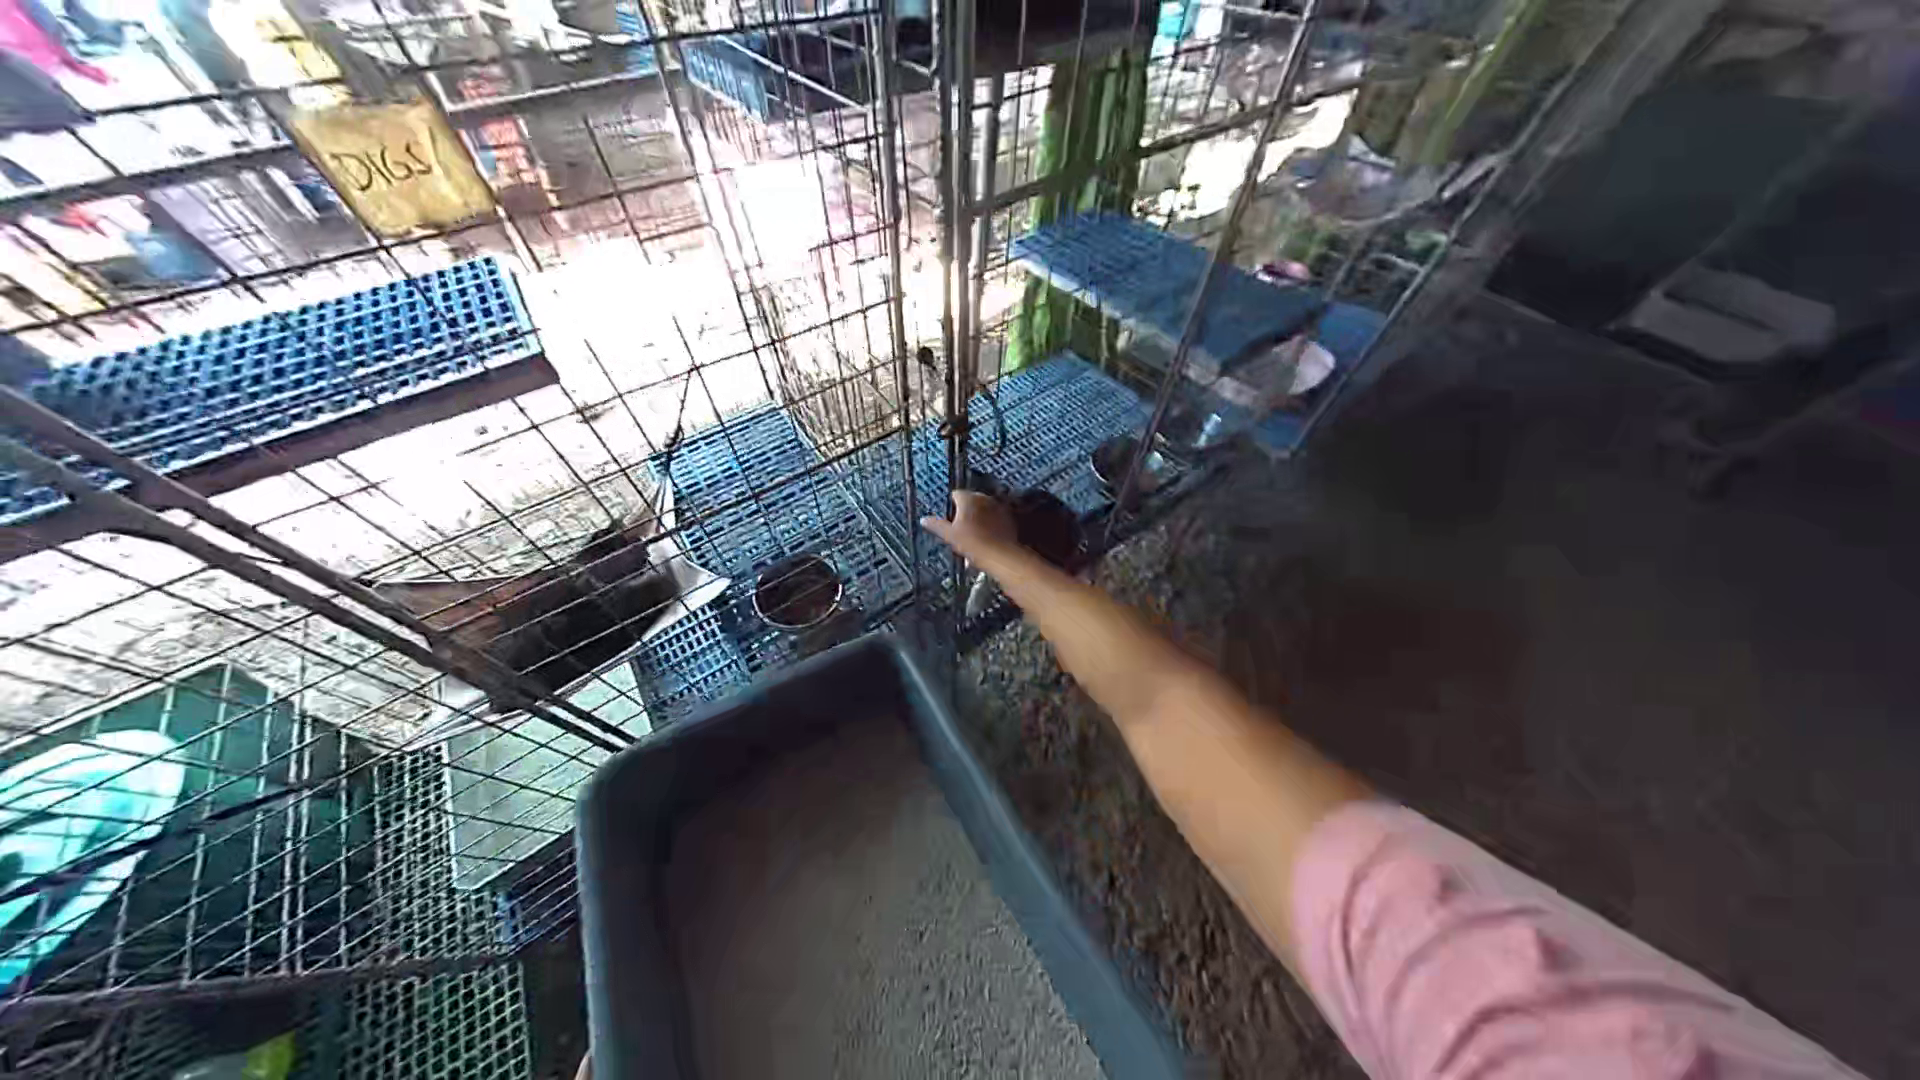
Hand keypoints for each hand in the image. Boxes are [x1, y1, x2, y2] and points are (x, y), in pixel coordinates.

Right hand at [919, 490, 1017, 559]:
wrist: (1000, 555)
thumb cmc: (972, 543)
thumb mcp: (949, 535)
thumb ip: (936, 525)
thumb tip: (924, 519)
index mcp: (968, 498)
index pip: (956, 495)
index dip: (951, 506)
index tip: (949, 519)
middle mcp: (984, 498)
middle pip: (970, 503)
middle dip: (965, 514)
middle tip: (960, 531)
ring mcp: (998, 507)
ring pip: (983, 511)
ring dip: (978, 521)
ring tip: (973, 539)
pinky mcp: (1008, 518)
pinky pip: (995, 519)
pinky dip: (990, 526)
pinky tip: (986, 540)